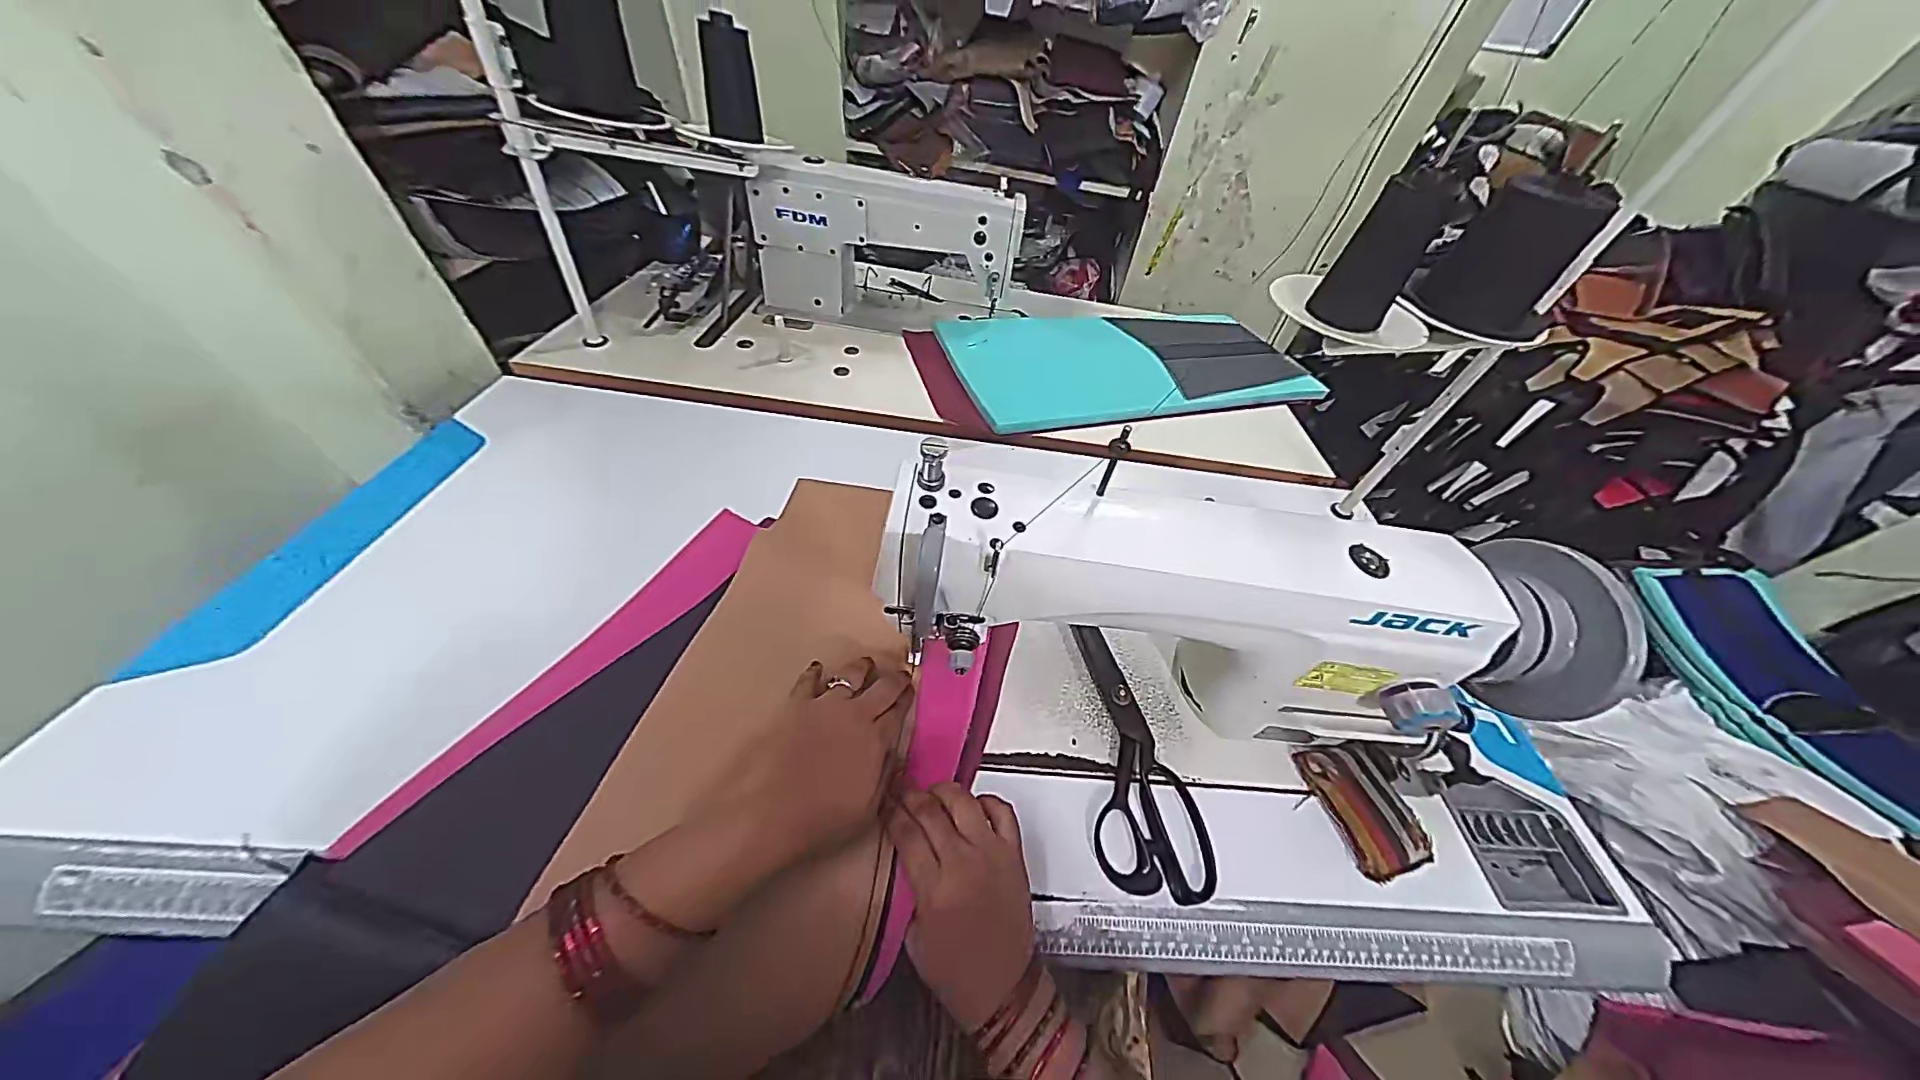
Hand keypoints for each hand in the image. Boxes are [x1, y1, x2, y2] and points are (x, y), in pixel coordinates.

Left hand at [700, 658, 912, 867]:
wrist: (774, 813)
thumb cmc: (826, 818)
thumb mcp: (870, 807)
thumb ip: (886, 774)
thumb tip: (897, 753)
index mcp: (877, 739)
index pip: (899, 709)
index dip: (907, 698)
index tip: (911, 692)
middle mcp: (856, 714)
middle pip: (883, 686)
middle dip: (896, 678)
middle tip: (900, 675)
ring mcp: (825, 705)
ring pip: (851, 673)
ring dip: (863, 668)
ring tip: (867, 666)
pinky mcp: (797, 705)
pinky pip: (810, 680)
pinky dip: (817, 672)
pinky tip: (819, 670)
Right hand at [886, 783, 1034, 1030]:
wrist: (1003, 987)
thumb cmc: (954, 969)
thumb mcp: (913, 935)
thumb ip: (906, 889)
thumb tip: (900, 849)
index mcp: (934, 889)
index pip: (906, 832)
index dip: (891, 812)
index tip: (884, 803)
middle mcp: (964, 863)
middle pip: (930, 810)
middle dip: (910, 795)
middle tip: (901, 791)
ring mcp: (992, 854)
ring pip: (964, 801)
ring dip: (943, 792)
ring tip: (932, 796)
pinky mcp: (1014, 854)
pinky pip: (1002, 811)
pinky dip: (985, 800)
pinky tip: (972, 807)